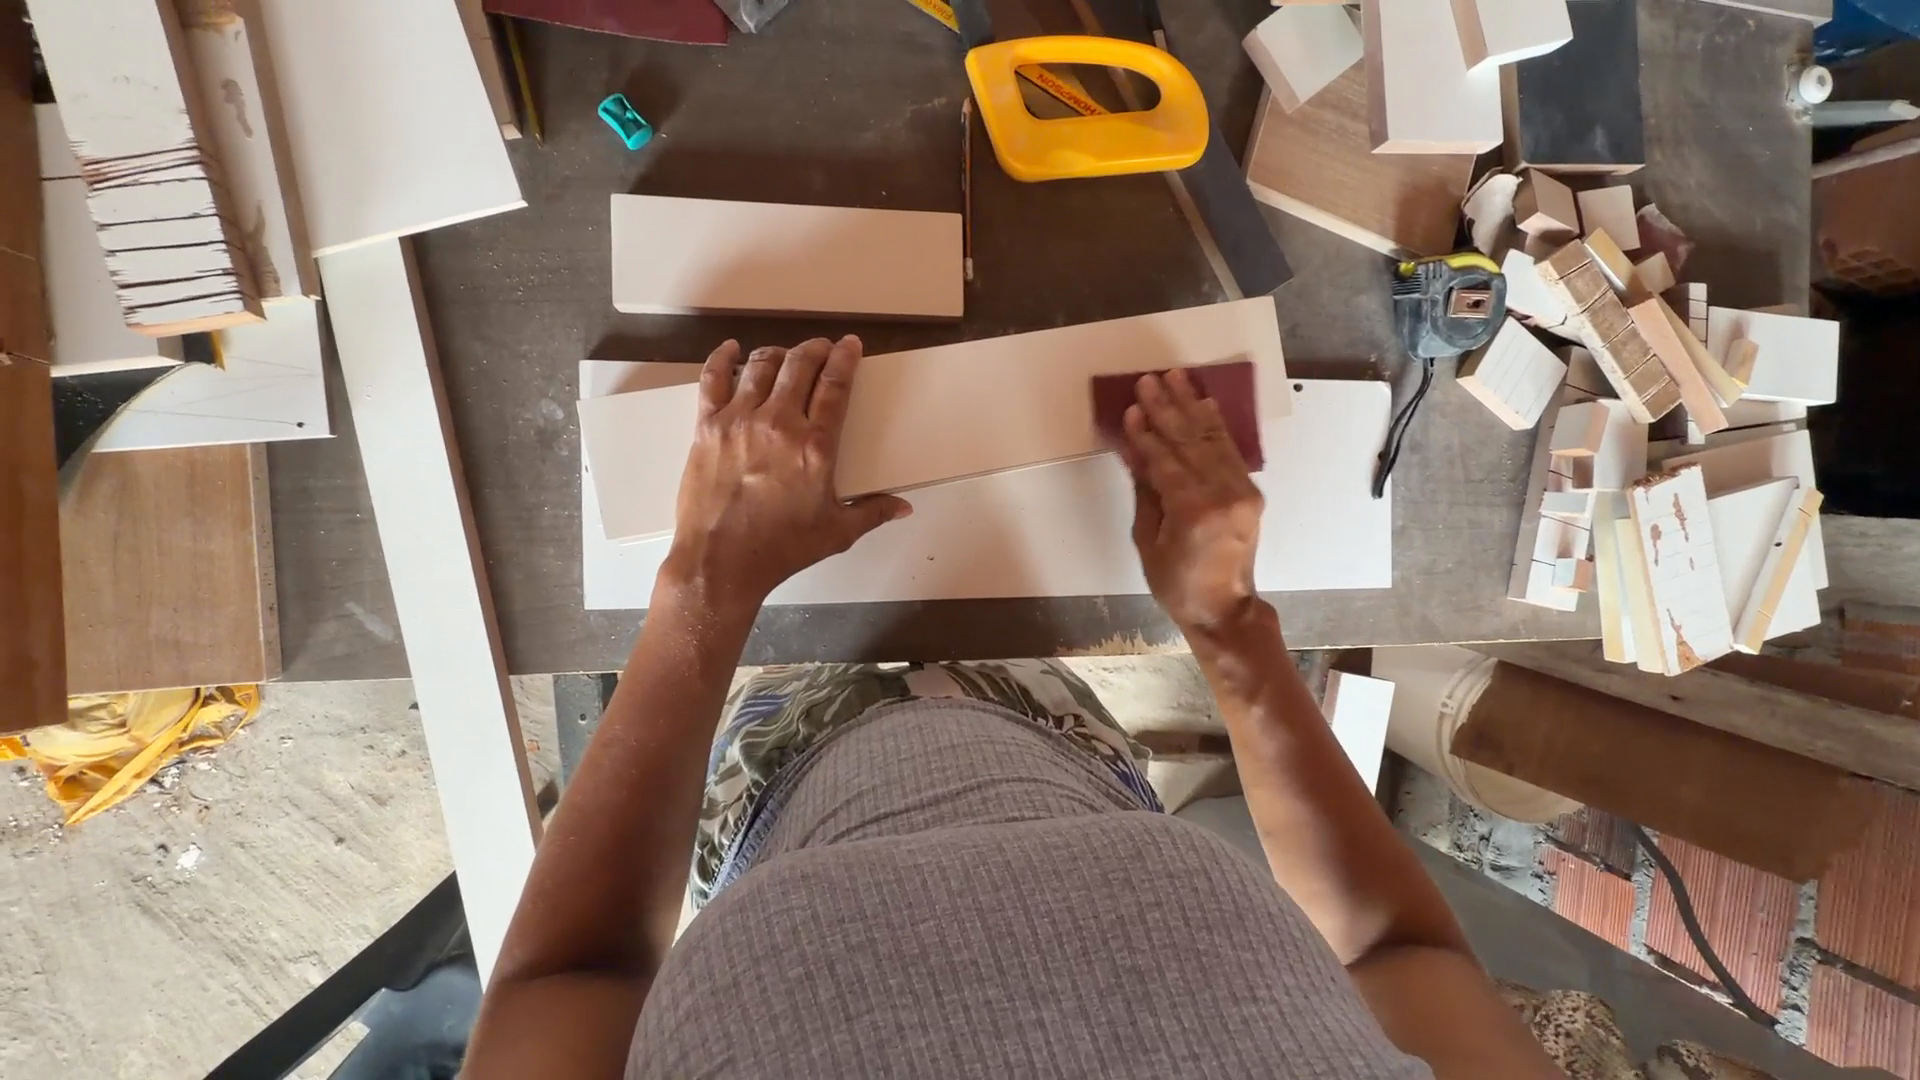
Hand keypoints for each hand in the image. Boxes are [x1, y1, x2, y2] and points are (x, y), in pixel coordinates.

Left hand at [660, 336, 910, 611]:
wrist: (722, 561)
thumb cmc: (781, 549)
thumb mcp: (837, 532)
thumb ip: (873, 512)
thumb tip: (903, 507)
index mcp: (816, 446)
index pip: (835, 386)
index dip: (845, 359)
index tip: (850, 346)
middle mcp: (779, 424)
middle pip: (800, 365)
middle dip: (815, 349)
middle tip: (822, 347)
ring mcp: (740, 421)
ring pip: (761, 366)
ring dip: (778, 354)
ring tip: (786, 355)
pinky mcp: (707, 428)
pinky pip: (712, 379)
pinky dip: (722, 359)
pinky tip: (731, 350)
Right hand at [1121, 368, 1265, 632]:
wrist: (1224, 607)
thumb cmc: (1177, 583)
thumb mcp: (1148, 540)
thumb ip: (1145, 491)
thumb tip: (1135, 451)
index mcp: (1194, 511)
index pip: (1165, 459)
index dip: (1146, 433)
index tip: (1132, 406)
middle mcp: (1223, 495)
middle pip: (1190, 441)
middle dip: (1167, 408)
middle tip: (1149, 380)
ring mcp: (1242, 491)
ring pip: (1212, 439)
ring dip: (1192, 406)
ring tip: (1176, 378)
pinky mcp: (1249, 491)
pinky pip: (1229, 450)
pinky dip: (1215, 425)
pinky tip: (1203, 402)